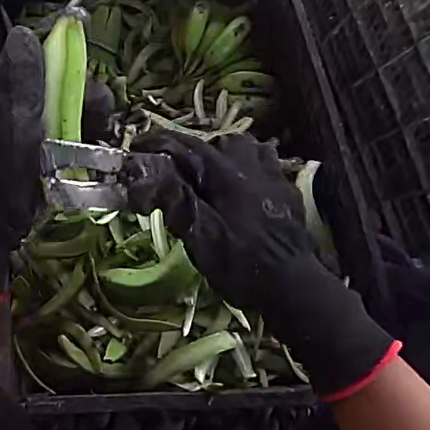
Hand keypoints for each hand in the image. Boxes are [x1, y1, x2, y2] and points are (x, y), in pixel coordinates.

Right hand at [127, 131, 397, 398]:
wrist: (294, 286)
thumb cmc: (242, 264)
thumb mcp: (201, 237)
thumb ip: (176, 201)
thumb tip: (145, 175)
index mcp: (227, 174)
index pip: (187, 146)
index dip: (158, 143)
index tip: (136, 146)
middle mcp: (252, 167)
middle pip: (218, 143)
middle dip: (193, 151)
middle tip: (174, 170)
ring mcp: (273, 178)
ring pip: (245, 150)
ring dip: (224, 156)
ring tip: (209, 176)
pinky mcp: (286, 195)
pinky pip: (264, 167)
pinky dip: (246, 170)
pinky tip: (241, 190)